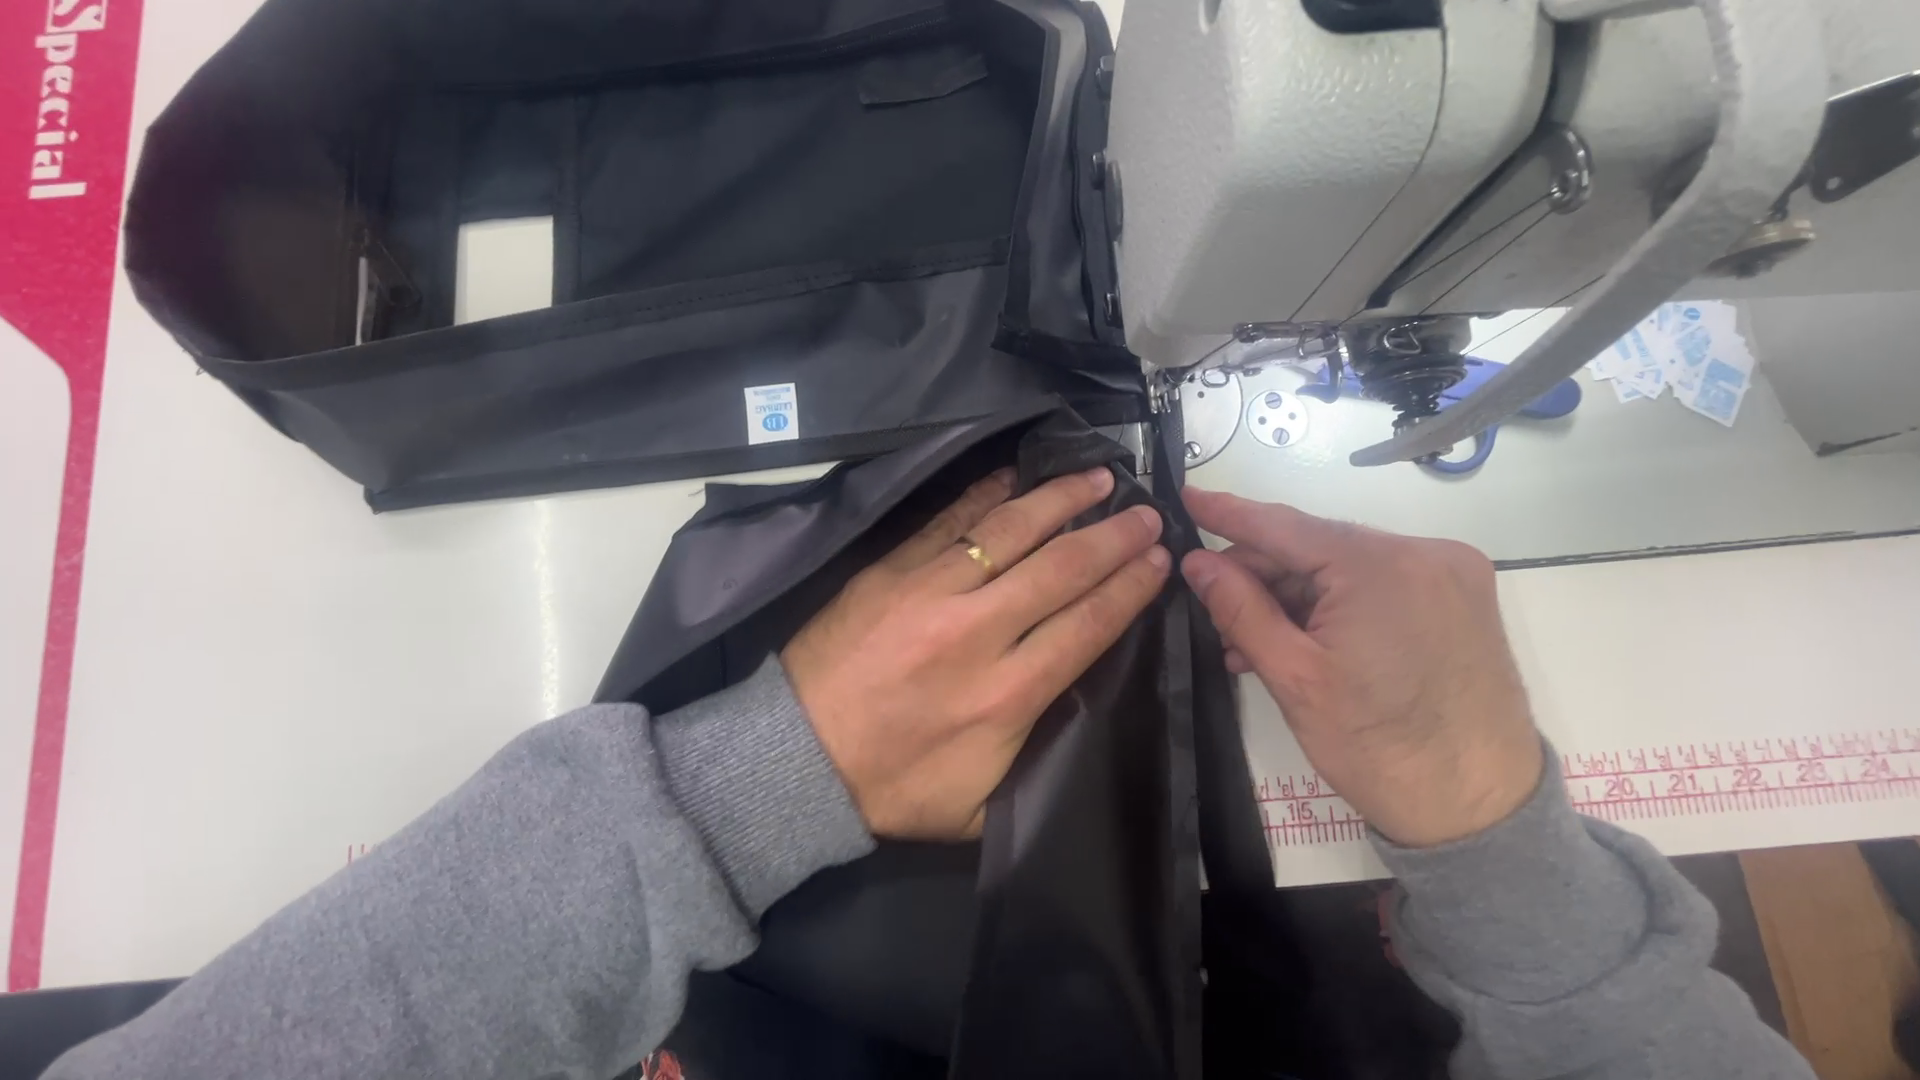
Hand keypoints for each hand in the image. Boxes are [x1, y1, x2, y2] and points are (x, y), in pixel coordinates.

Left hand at [782, 466, 1170, 839]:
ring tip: (1098, 477)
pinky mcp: (892, 570)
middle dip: (1113, 537)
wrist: (796, 757)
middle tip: (1147, 513)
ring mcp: (931, 591)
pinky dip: (987, 494)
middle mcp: (978, 632)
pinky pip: (950, 521)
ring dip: (1061, 500)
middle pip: (1062, 568)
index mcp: (1007, 694)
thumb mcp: (979, 808)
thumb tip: (1070, 704)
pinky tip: (1016, 476)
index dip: (1130, 587)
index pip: (1088, 623)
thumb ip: (1033, 762)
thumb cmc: (891, 786)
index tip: (1159, 561)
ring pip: (1011, 531)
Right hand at [1179, 489, 1542, 847]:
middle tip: (1212, 606)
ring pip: (1344, 567)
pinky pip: (1376, 586)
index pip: (1285, 526)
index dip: (1228, 512)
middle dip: (1259, 573)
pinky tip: (1297, 641)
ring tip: (1247, 642)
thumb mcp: (1292, 677)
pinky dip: (1332, 606)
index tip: (1186, 497)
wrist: (1478, 811)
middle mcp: (1425, 554)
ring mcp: (1450, 575)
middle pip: (1316, 547)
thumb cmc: (1377, 747)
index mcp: (1383, 566)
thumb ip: (1240, 608)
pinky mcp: (1460, 601)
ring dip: (1292, 596)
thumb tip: (1197, 561)